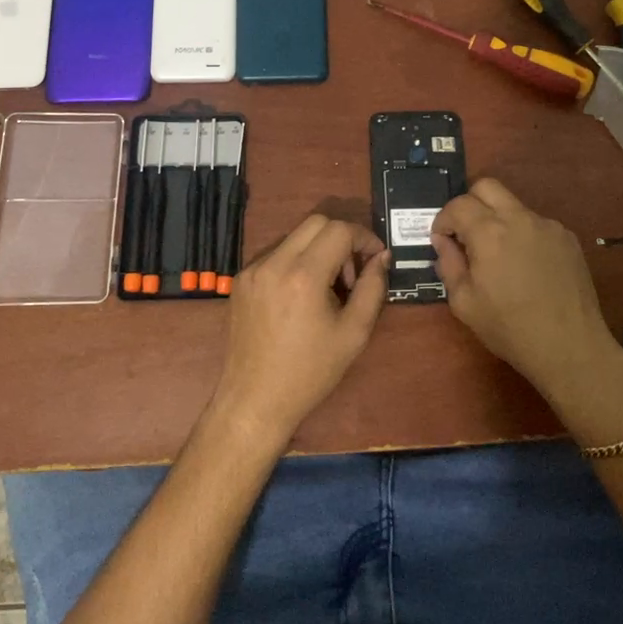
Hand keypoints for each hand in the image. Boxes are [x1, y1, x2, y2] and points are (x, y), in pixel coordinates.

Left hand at [210, 215, 388, 445]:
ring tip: (327, 290)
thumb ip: (373, 288)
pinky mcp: (241, 281)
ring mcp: (253, 270)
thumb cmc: (310, 372)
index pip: (339, 230)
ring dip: (318, 250)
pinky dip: (296, 263)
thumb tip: (381, 257)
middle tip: (352, 275)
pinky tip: (301, 298)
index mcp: (303, 276)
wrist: (255, 400)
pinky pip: (276, 255)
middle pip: (316, 223)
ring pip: (295, 237)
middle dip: (342, 239)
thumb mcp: (354, 332)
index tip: (375, 260)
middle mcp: (274, 263)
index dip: (364, 238)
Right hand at [432, 179, 622, 398]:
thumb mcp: (465, 303)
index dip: (443, 220)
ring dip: (498, 220)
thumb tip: (442, 241)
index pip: (458, 205)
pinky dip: (523, 235)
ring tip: (499, 257)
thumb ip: (449, 265)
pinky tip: (527, 268)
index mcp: (490, 233)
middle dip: (469, 204)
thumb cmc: (510, 329)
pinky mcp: (567, 238)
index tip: (442, 240)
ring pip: (514, 206)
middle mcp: (520, 219)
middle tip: (466, 235)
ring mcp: (548, 226)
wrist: (569, 347)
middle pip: (487, 187)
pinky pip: (537, 224)